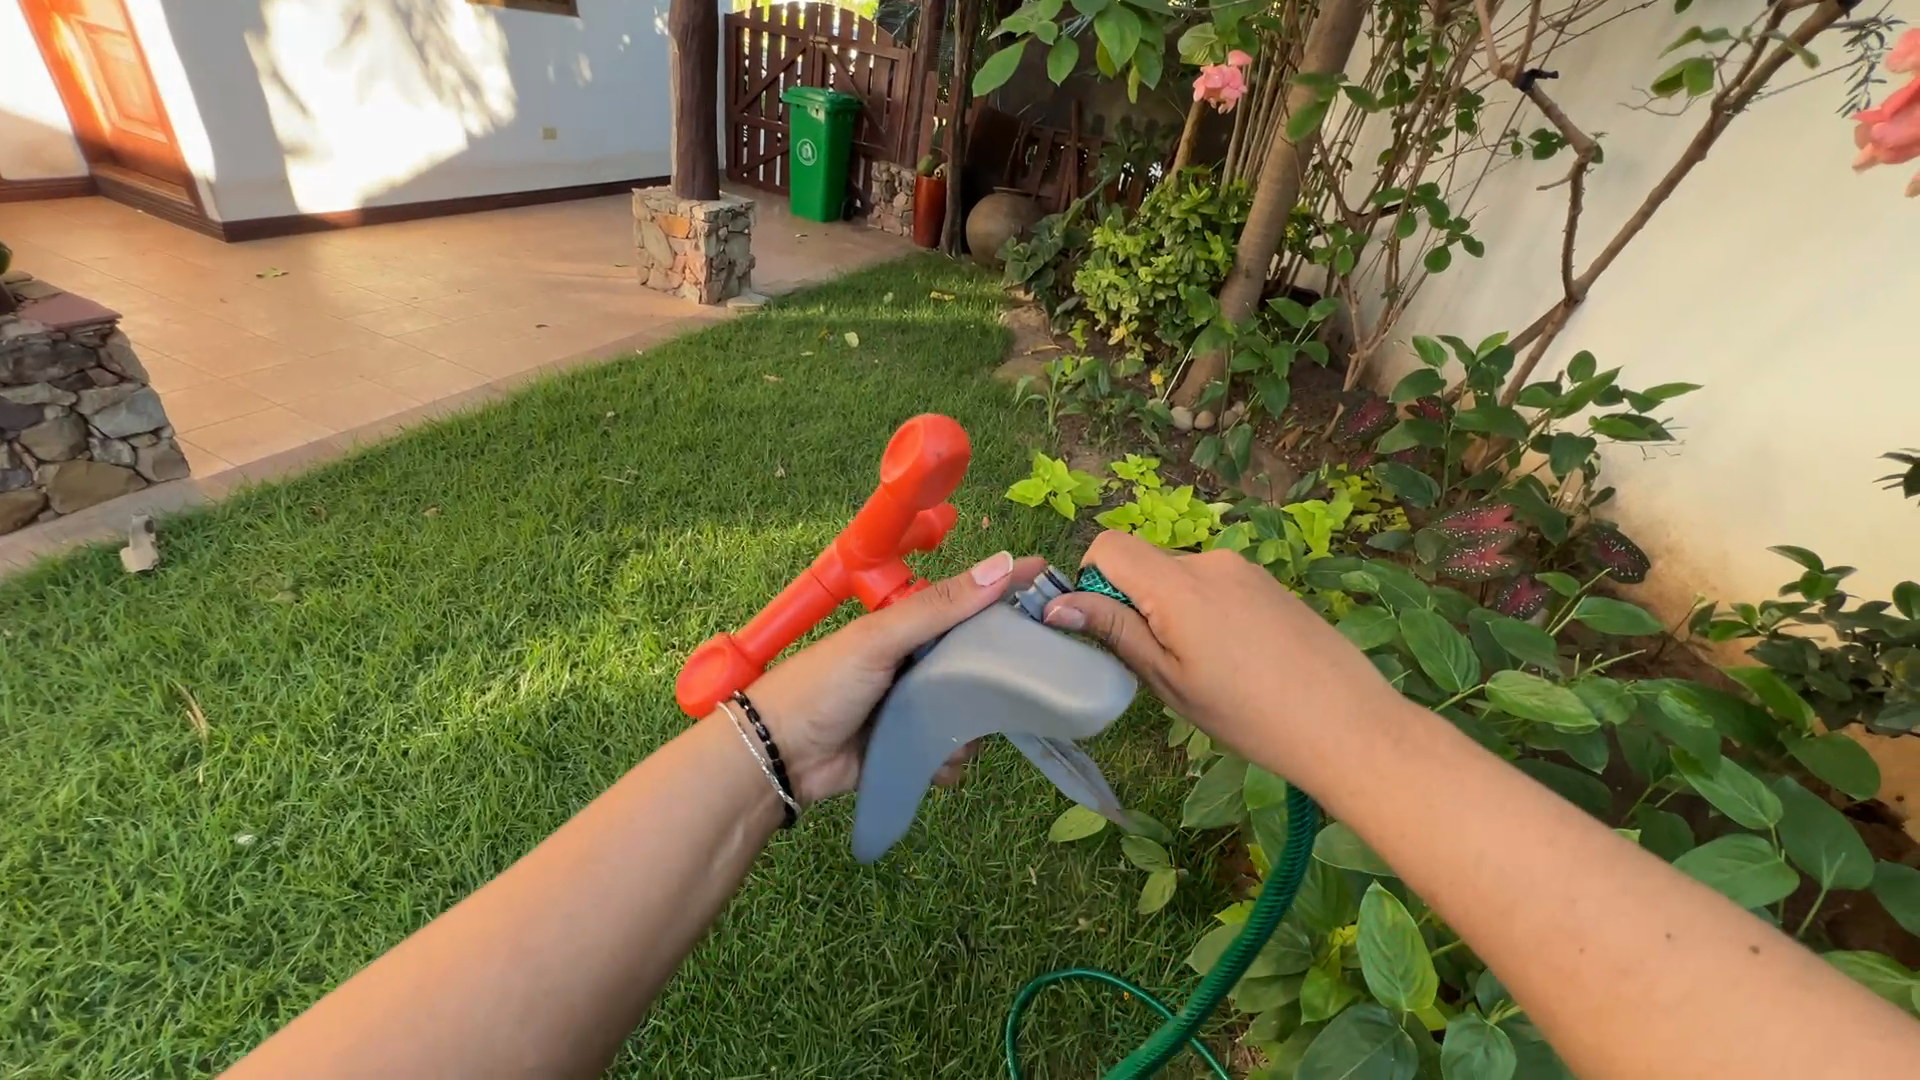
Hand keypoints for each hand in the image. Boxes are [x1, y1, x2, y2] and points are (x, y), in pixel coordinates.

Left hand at [739, 551, 1047, 804]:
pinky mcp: (910, 747)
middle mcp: (917, 661)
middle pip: (978, 662)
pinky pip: (950, 751)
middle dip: (996, 678)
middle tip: (1021, 687)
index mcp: (909, 625)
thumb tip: (1001, 564)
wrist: (778, 756)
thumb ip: (940, 606)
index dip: (1007, 588)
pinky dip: (949, 760)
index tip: (1050, 579)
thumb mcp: (880, 638)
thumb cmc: (825, 683)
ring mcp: (914, 706)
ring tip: (956, 737)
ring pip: (970, 711)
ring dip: (970, 728)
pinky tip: (938, 764)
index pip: (968, 600)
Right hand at [1039, 531, 1400, 776]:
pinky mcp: (1267, 581)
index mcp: (1177, 584)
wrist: (1348, 724)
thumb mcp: (1168, 679)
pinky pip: (1213, 582)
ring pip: (1178, 575)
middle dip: (1135, 600)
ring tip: (1204, 663)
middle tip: (1160, 660)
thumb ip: (1115, 630)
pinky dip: (1203, 609)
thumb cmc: (1247, 714)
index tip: (1108, 626)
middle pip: (1144, 561)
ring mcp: (1243, 568)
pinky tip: (1235, 655)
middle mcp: (1209, 561)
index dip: (1092, 579)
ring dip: (1170, 607)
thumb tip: (1056, 604)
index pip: (1108, 545)